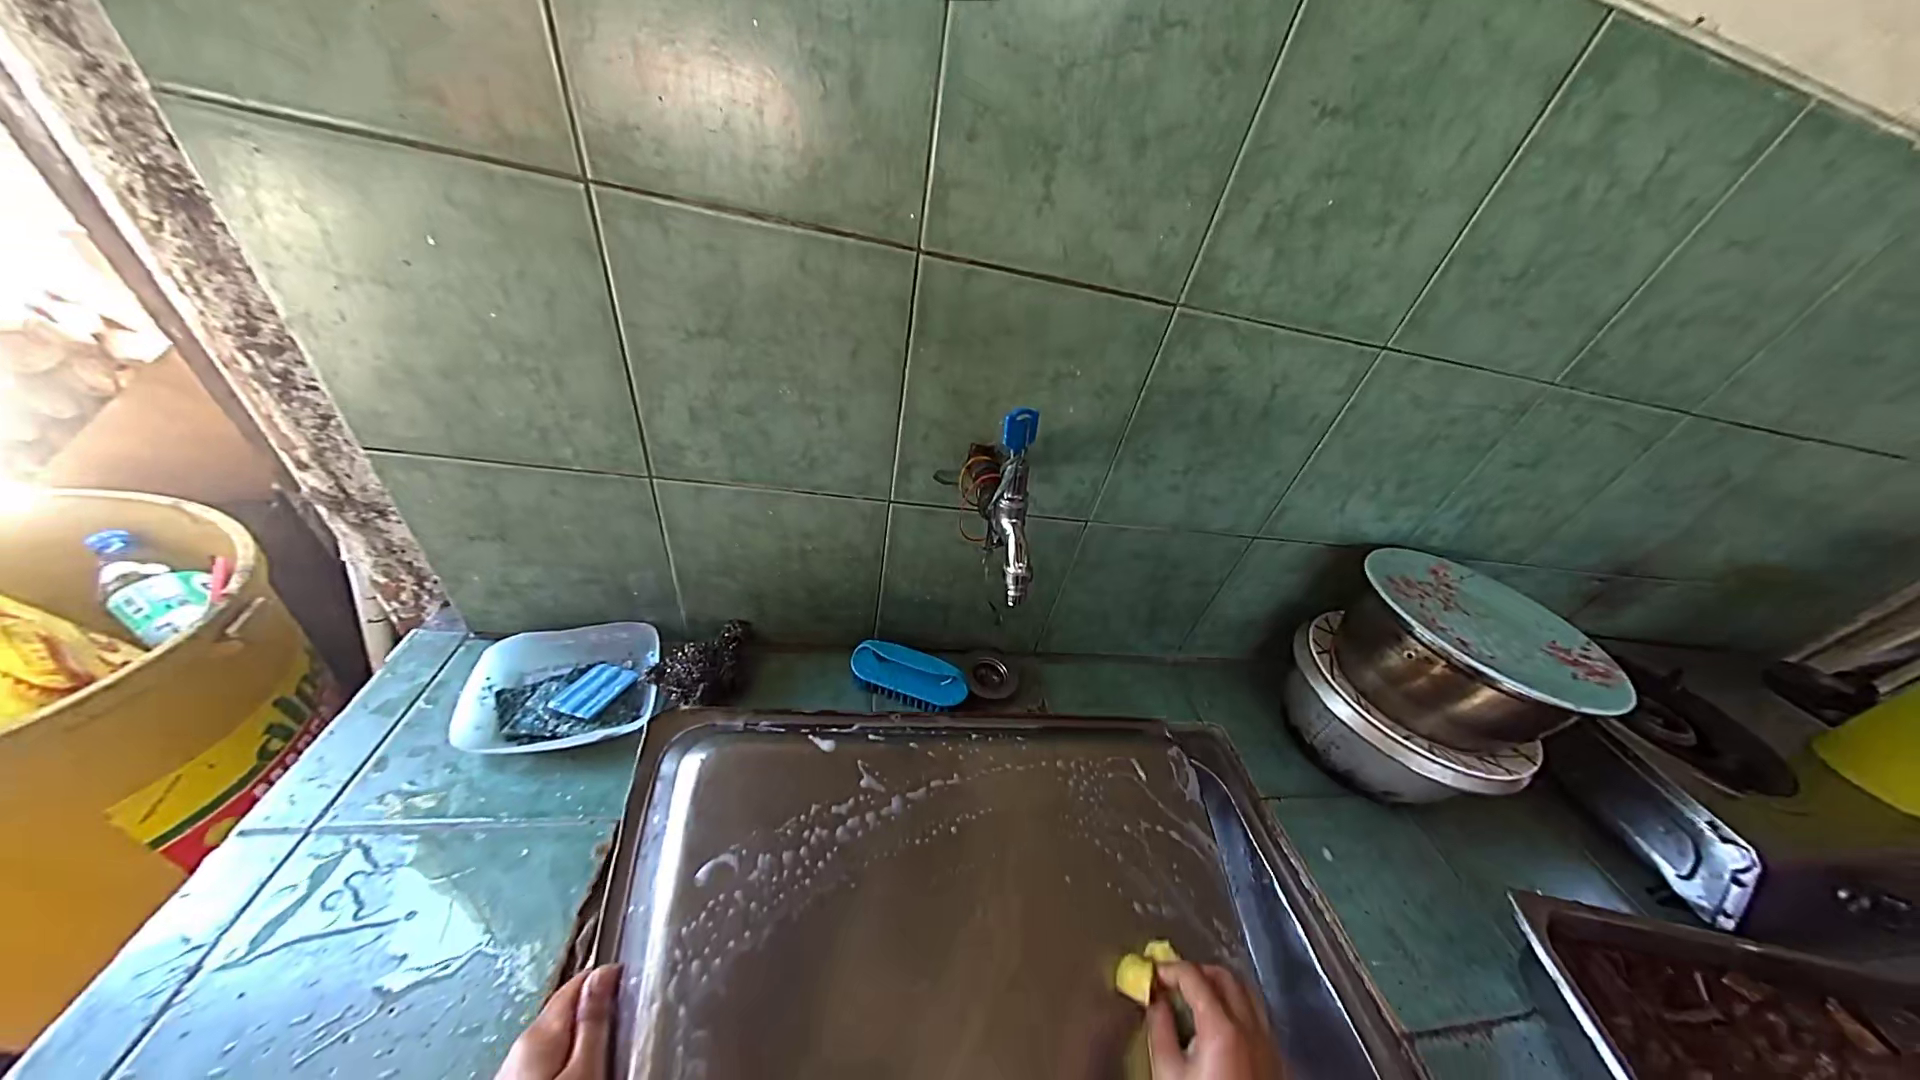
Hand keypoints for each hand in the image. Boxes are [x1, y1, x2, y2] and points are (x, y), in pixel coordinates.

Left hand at [494, 964, 619, 1079]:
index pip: (579, 980)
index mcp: (538, 1030)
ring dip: (579, 1034)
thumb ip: (593, 1020)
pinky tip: (576, 1069)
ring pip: (556, 1034)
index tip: (630, 988)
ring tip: (602, 1047)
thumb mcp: (585, 1067)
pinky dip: (564, 1055)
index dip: (608, 979)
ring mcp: (512, 1066)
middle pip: (566, 1008)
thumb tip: (605, 969)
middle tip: (620, 1023)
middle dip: (593, 1010)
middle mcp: (520, 1043)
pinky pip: (545, 1057)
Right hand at [1146, 962, 1285, 1079]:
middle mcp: (1252, 1029)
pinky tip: (1218, 1022)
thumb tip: (1155, 999)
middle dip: (1195, 970)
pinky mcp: (1276, 1061)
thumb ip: (1159, 1027)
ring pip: (1246, 992)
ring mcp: (1269, 1045)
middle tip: (1172, 980)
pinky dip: (1236, 1005)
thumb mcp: (1168, 1072)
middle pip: (1224, 976)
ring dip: (1219, 984)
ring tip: (1194, 995)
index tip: (1152, 972)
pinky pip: (1257, 1016)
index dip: (1168, 968)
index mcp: (1222, 1028)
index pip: (1193, 976)